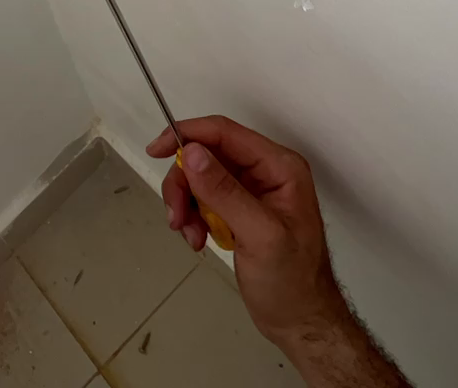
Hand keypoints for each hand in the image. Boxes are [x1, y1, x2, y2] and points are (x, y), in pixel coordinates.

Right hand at [150, 117, 353, 348]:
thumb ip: (224, 192)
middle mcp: (263, 170)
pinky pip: (202, 197)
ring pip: (199, 176)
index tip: (156, 150)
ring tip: (190, 235)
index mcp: (278, 166)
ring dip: (186, 203)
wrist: (301, 324)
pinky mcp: (237, 207)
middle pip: (206, 154)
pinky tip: (198, 240)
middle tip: (175, 216)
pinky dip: (192, 216)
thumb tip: (191, 152)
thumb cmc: (292, 282)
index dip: (187, 134)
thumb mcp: (259, 235)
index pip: (224, 132)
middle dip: (185, 183)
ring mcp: (250, 189)